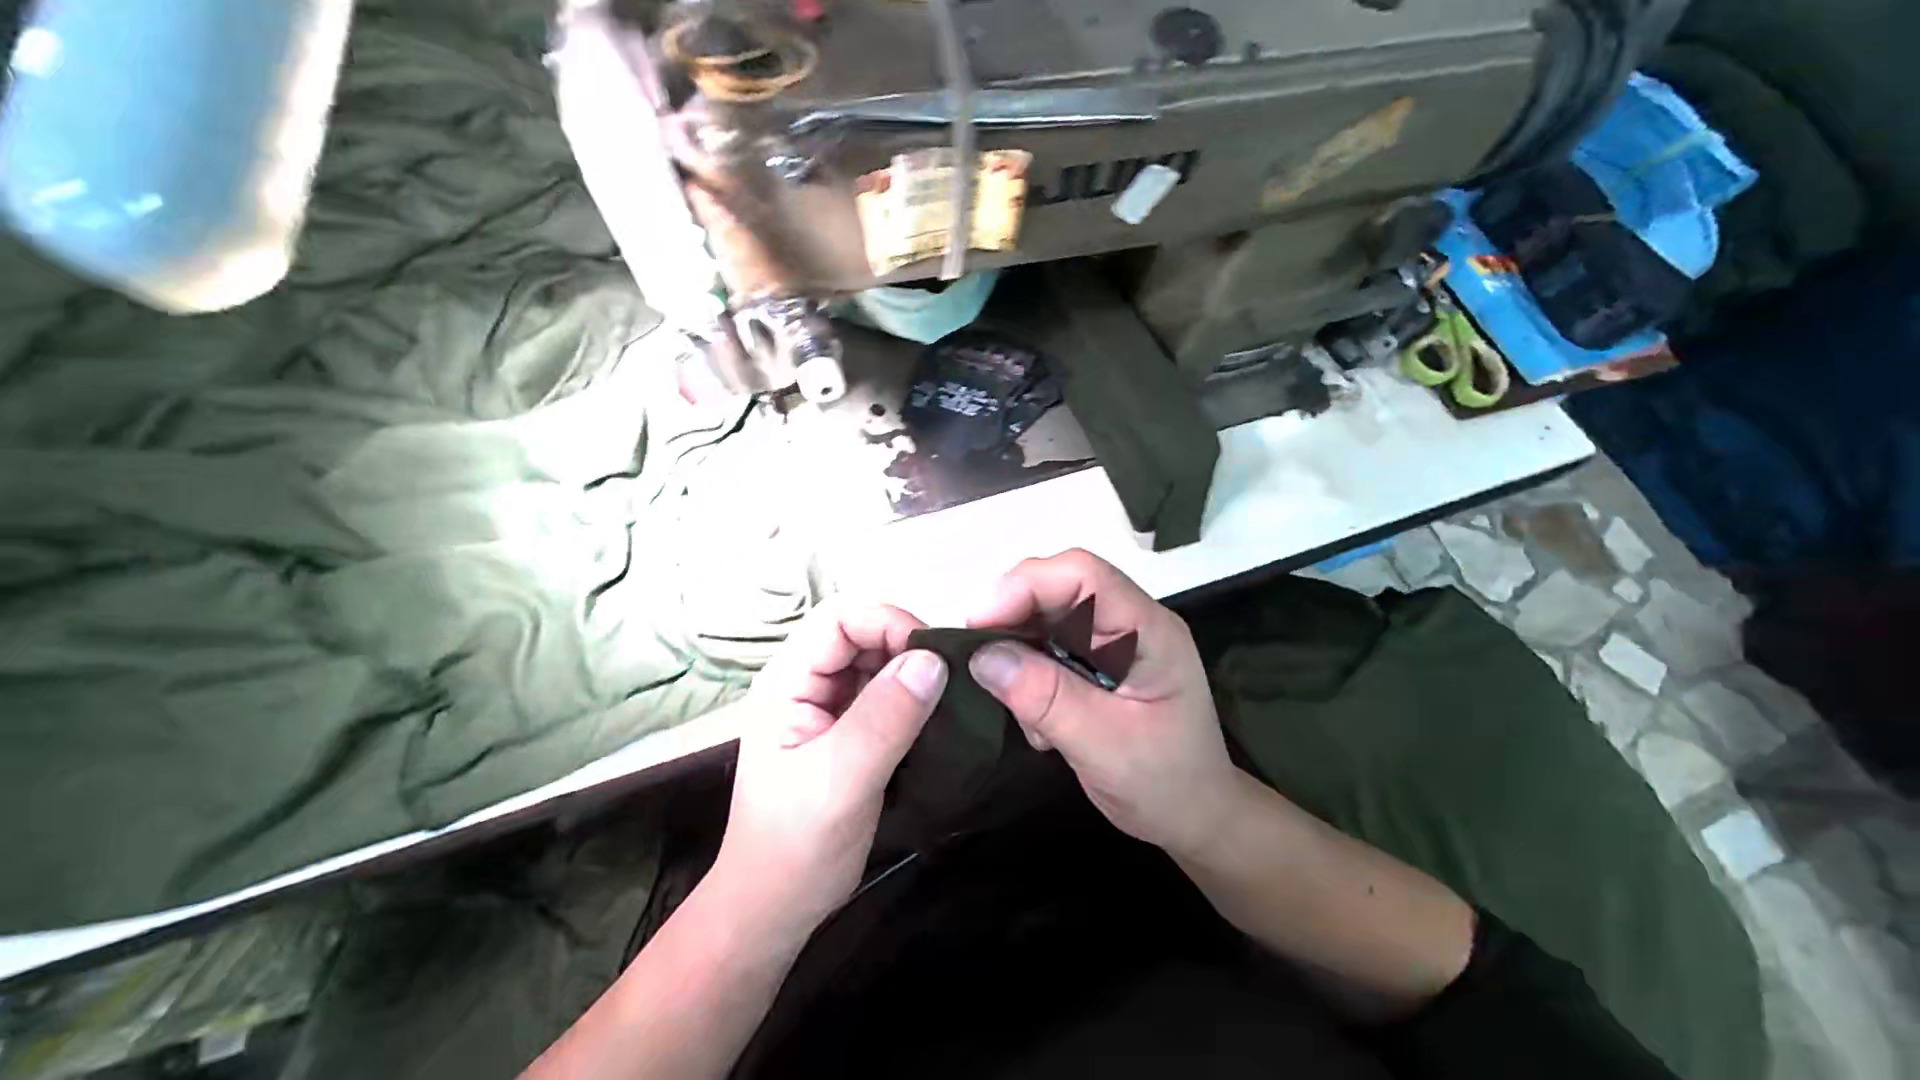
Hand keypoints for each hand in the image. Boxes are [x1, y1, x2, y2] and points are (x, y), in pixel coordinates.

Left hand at [713, 602, 947, 937]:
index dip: (887, 624)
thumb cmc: (795, 845)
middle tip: (952, 679)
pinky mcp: (851, 731)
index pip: (841, 619)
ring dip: (916, 673)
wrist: (776, 907)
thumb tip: (933, 659)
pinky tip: (939, 718)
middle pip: (863, 635)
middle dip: (907, 647)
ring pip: (880, 663)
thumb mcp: (841, 780)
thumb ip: (885, 717)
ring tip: (952, 698)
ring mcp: (829, 707)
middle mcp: (808, 683)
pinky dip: (916, 699)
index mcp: (789, 682)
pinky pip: (888, 695)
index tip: (933, 658)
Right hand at [967, 550, 1241, 858]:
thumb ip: (1046, 699)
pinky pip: (1046, 646)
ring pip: (1045, 616)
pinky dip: (1027, 675)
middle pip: (1059, 588)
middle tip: (978, 661)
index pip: (1085, 575)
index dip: (1027, 585)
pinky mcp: (1095, 661)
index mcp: (1148, 631)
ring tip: (1016, 704)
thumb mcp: (1104, 746)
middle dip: (1013, 617)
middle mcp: (1129, 623)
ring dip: (1017, 652)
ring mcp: (1111, 641)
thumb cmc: (1164, 784)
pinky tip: (1036, 719)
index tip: (980, 624)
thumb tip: (982, 656)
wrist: (1195, 815)